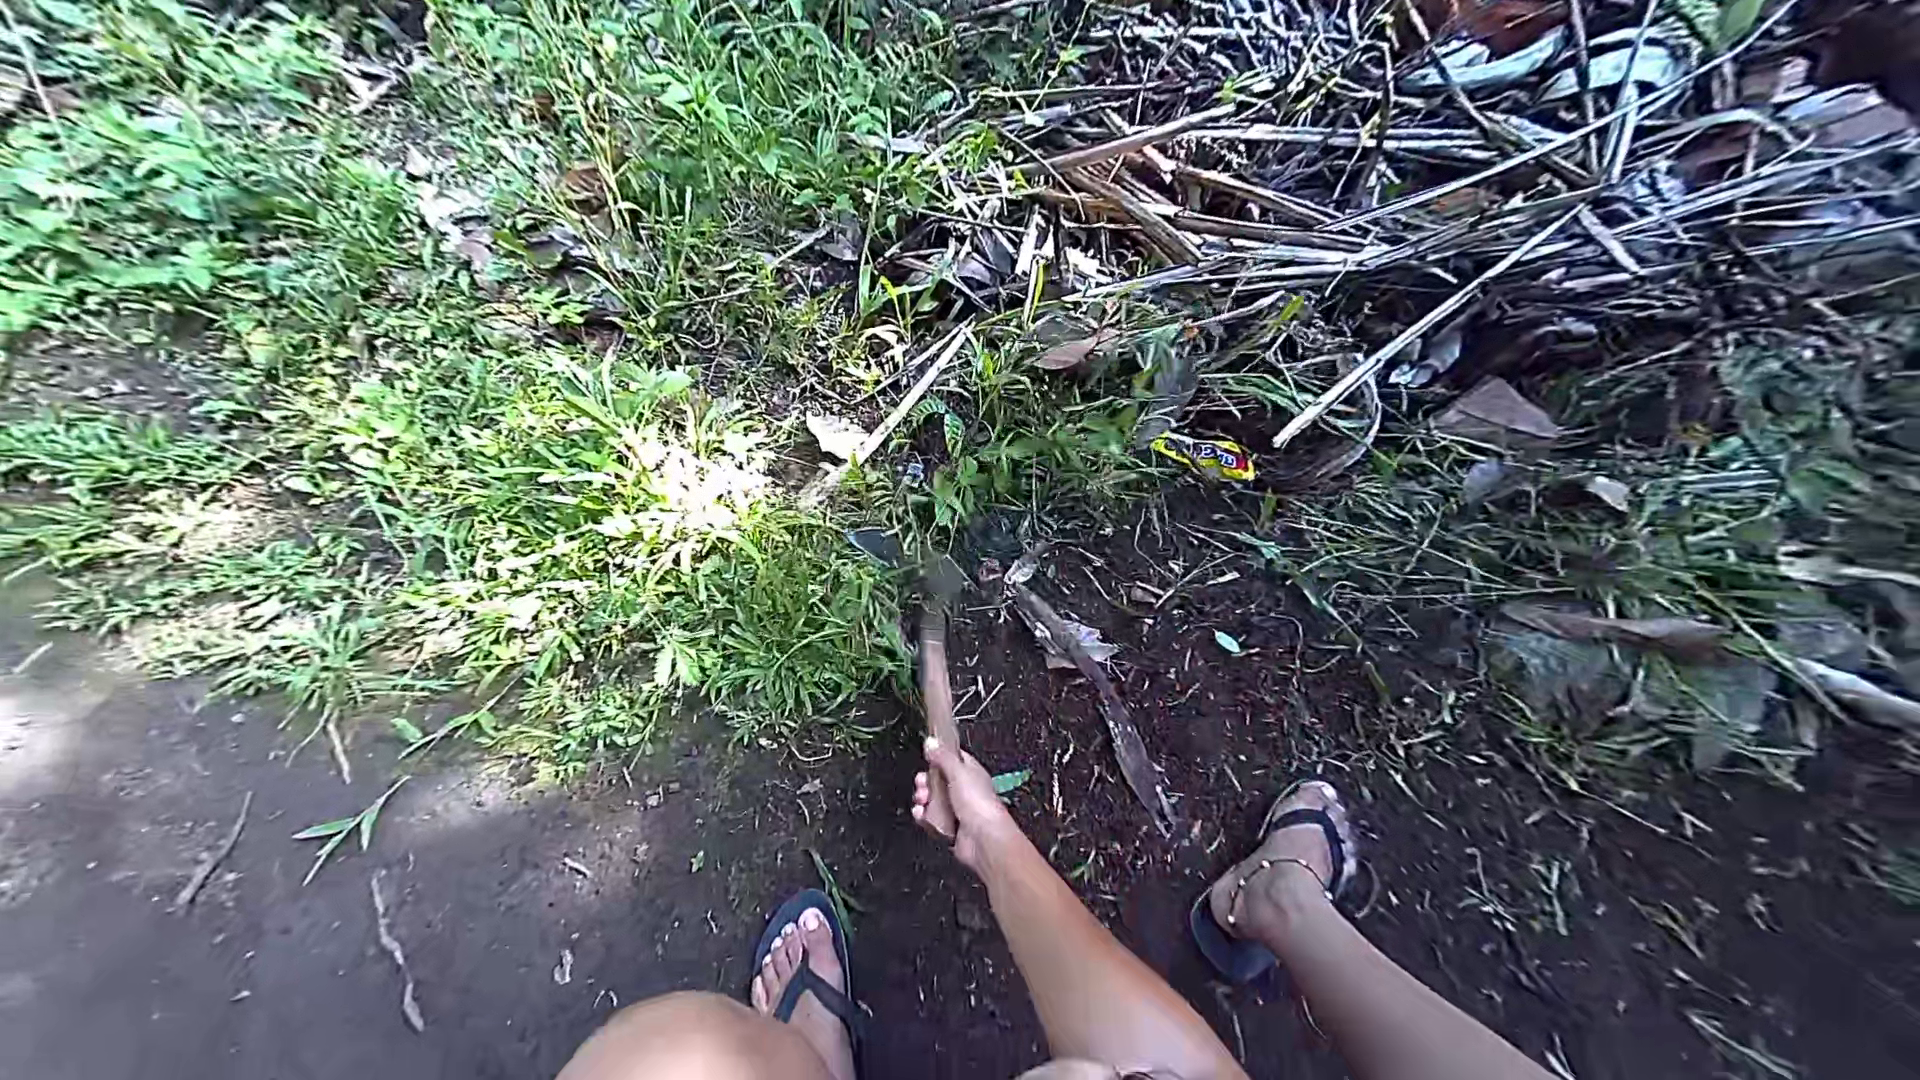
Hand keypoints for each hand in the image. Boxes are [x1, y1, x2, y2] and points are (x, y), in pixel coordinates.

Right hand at [911, 737, 1023, 873]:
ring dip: (923, 799)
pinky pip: (932, 819)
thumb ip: (943, 756)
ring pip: (933, 800)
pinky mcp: (950, 827)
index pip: (952, 758)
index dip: (938, 756)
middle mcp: (965, 790)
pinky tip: (922, 814)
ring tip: (922, 799)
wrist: (984, 838)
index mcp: (971, 772)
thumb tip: (931, 742)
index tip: (927, 756)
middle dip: (926, 780)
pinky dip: (924, 817)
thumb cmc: (980, 804)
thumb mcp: (958, 771)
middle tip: (922, 783)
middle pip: (938, 780)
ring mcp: (958, 809)